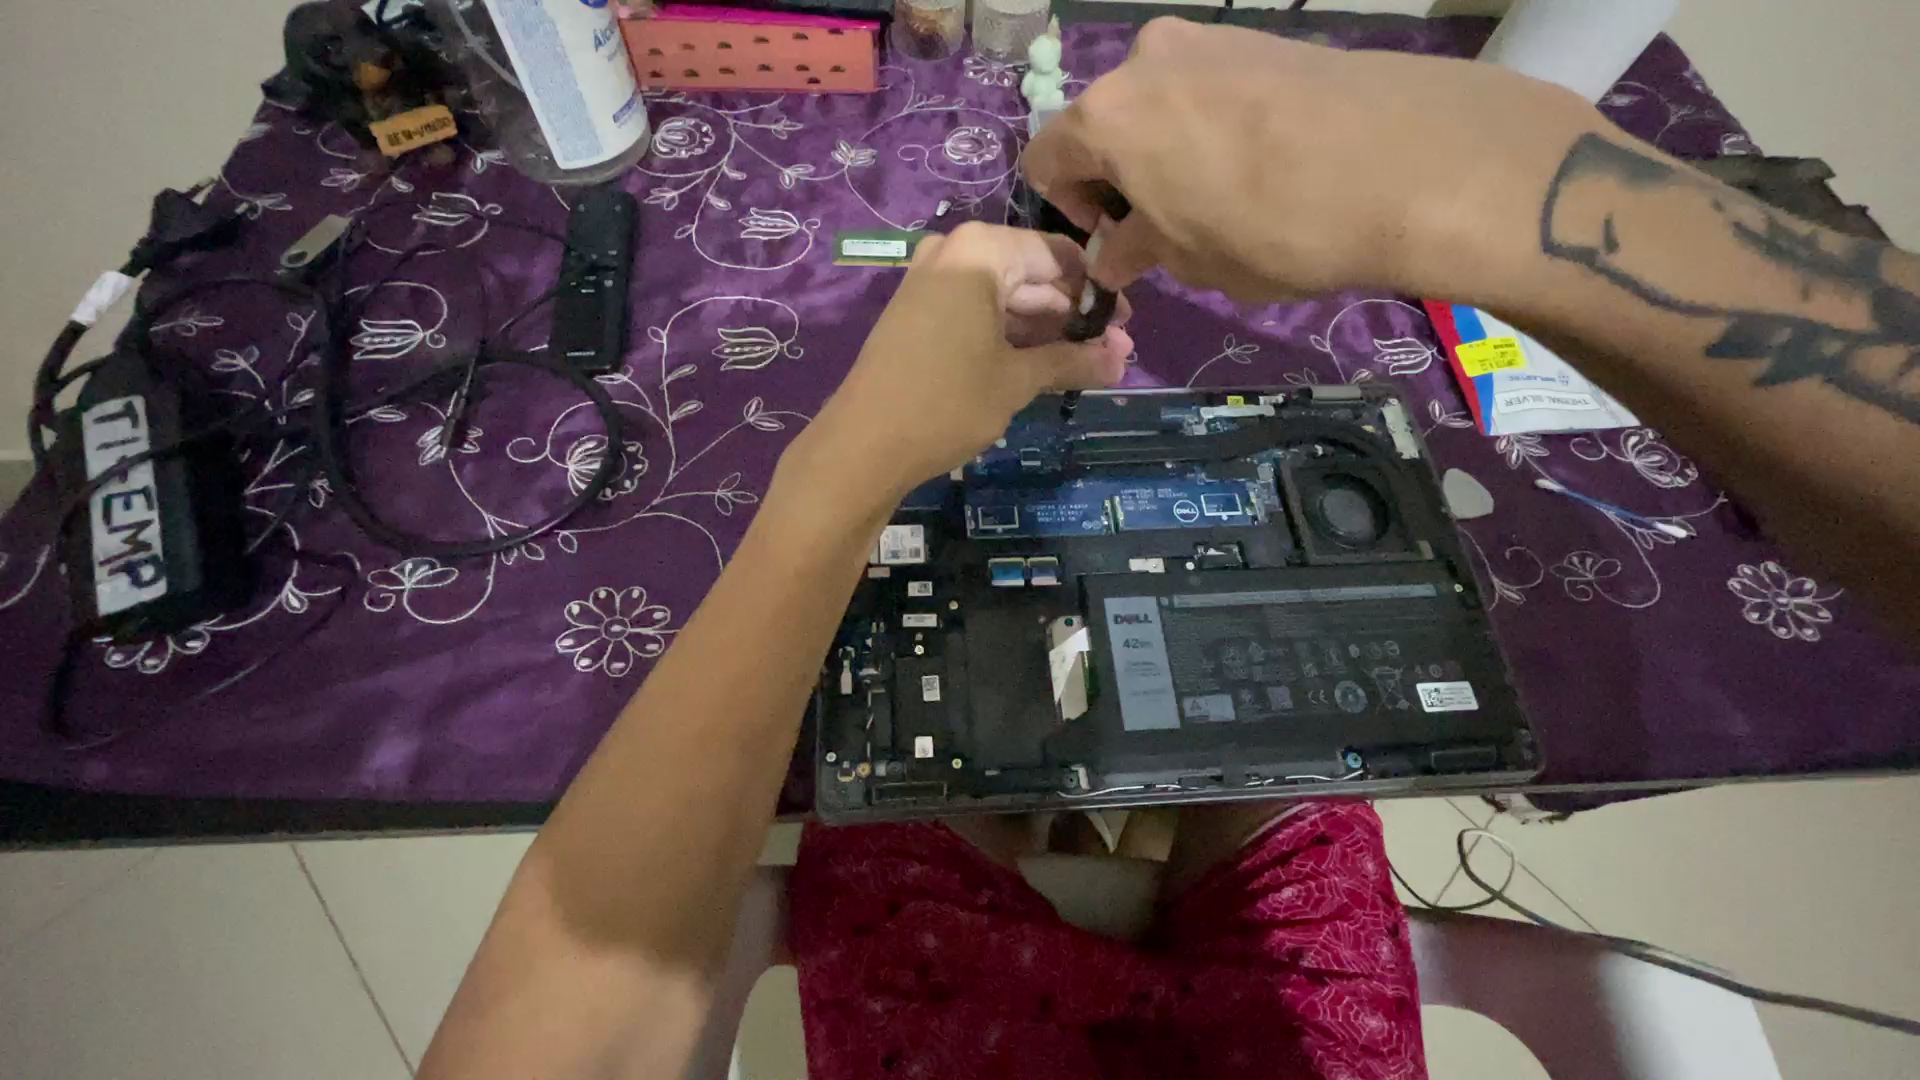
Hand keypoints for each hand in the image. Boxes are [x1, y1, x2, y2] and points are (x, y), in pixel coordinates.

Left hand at [792, 223, 1132, 500]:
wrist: (864, 445)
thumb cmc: (947, 402)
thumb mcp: (1016, 380)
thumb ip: (1073, 361)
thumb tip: (1124, 360)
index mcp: (981, 250)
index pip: (1058, 256)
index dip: (1096, 291)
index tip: (1126, 325)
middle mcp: (954, 252)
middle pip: (1031, 277)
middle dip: (1072, 318)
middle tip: (1114, 354)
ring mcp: (931, 283)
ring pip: (1005, 300)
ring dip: (1045, 332)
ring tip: (1087, 366)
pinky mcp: (918, 315)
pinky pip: (977, 314)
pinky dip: (1010, 337)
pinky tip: (1041, 364)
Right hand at [1023, 18, 1593, 304]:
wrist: (1408, 164)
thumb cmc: (1267, 227)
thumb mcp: (1185, 259)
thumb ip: (1133, 250)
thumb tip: (1113, 254)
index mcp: (1105, 116)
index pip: (1045, 160)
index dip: (1068, 210)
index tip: (1112, 240)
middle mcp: (1145, 61)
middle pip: (1102, 126)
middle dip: (1117, 178)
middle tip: (1161, 226)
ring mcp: (1209, 38)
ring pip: (1157, 106)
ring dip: (1164, 154)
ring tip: (1215, 199)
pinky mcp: (1264, 37)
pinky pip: (1207, 90)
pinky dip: (1208, 129)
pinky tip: (1256, 167)